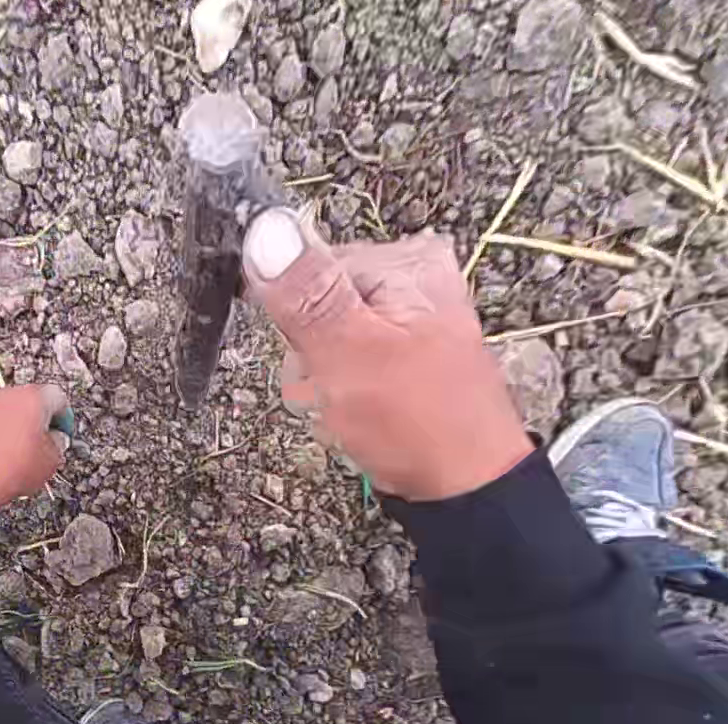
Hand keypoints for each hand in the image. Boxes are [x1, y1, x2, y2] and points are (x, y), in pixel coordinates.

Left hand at [0, 384, 69, 506]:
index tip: (65, 434)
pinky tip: (10, 454)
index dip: (65, 418)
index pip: (59, 398)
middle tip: (49, 442)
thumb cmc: (15, 467)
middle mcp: (11, 394)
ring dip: (24, 425)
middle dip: (44, 419)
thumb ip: (59, 443)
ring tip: (29, 451)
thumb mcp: (52, 459)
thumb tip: (57, 438)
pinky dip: (7, 432)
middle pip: (35, 400)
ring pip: (15, 409)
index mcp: (35, 397)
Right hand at [242, 208, 533, 501]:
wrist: (461, 488)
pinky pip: (344, 362)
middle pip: (314, 307)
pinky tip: (360, 411)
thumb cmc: (416, 424)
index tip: (315, 361)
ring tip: (353, 407)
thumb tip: (266, 230)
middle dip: (311, 359)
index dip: (296, 326)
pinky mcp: (403, 352)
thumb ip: (306, 294)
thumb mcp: (350, 356)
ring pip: (324, 341)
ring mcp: (408, 318)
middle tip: (338, 390)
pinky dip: (341, 391)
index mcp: (404, 262)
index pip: (304, 270)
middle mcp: (412, 279)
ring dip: (322, 382)